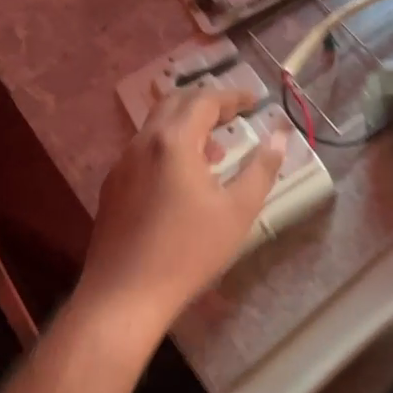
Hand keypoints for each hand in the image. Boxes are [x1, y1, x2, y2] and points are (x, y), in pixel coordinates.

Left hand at [81, 85, 286, 329]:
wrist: (124, 295)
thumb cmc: (188, 252)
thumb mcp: (238, 211)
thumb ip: (262, 169)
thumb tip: (279, 137)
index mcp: (173, 142)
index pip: (204, 100)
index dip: (233, 96)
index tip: (255, 101)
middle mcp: (143, 143)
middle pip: (175, 104)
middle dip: (207, 103)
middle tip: (235, 115)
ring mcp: (122, 165)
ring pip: (156, 127)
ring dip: (187, 126)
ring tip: (215, 150)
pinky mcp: (113, 187)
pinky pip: (144, 150)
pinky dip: (169, 147)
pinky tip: (185, 180)